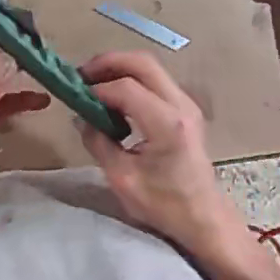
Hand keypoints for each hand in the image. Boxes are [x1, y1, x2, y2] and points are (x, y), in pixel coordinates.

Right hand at [79, 52, 248, 265]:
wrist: (203, 216)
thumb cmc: (164, 204)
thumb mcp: (122, 178)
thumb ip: (98, 143)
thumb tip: (81, 118)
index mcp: (166, 123)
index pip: (126, 88)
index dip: (97, 88)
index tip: (76, 97)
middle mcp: (180, 104)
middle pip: (142, 62)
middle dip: (108, 62)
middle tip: (82, 75)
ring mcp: (186, 103)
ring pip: (150, 67)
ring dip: (120, 68)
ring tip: (94, 83)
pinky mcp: (185, 108)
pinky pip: (156, 80)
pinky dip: (132, 79)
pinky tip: (115, 97)